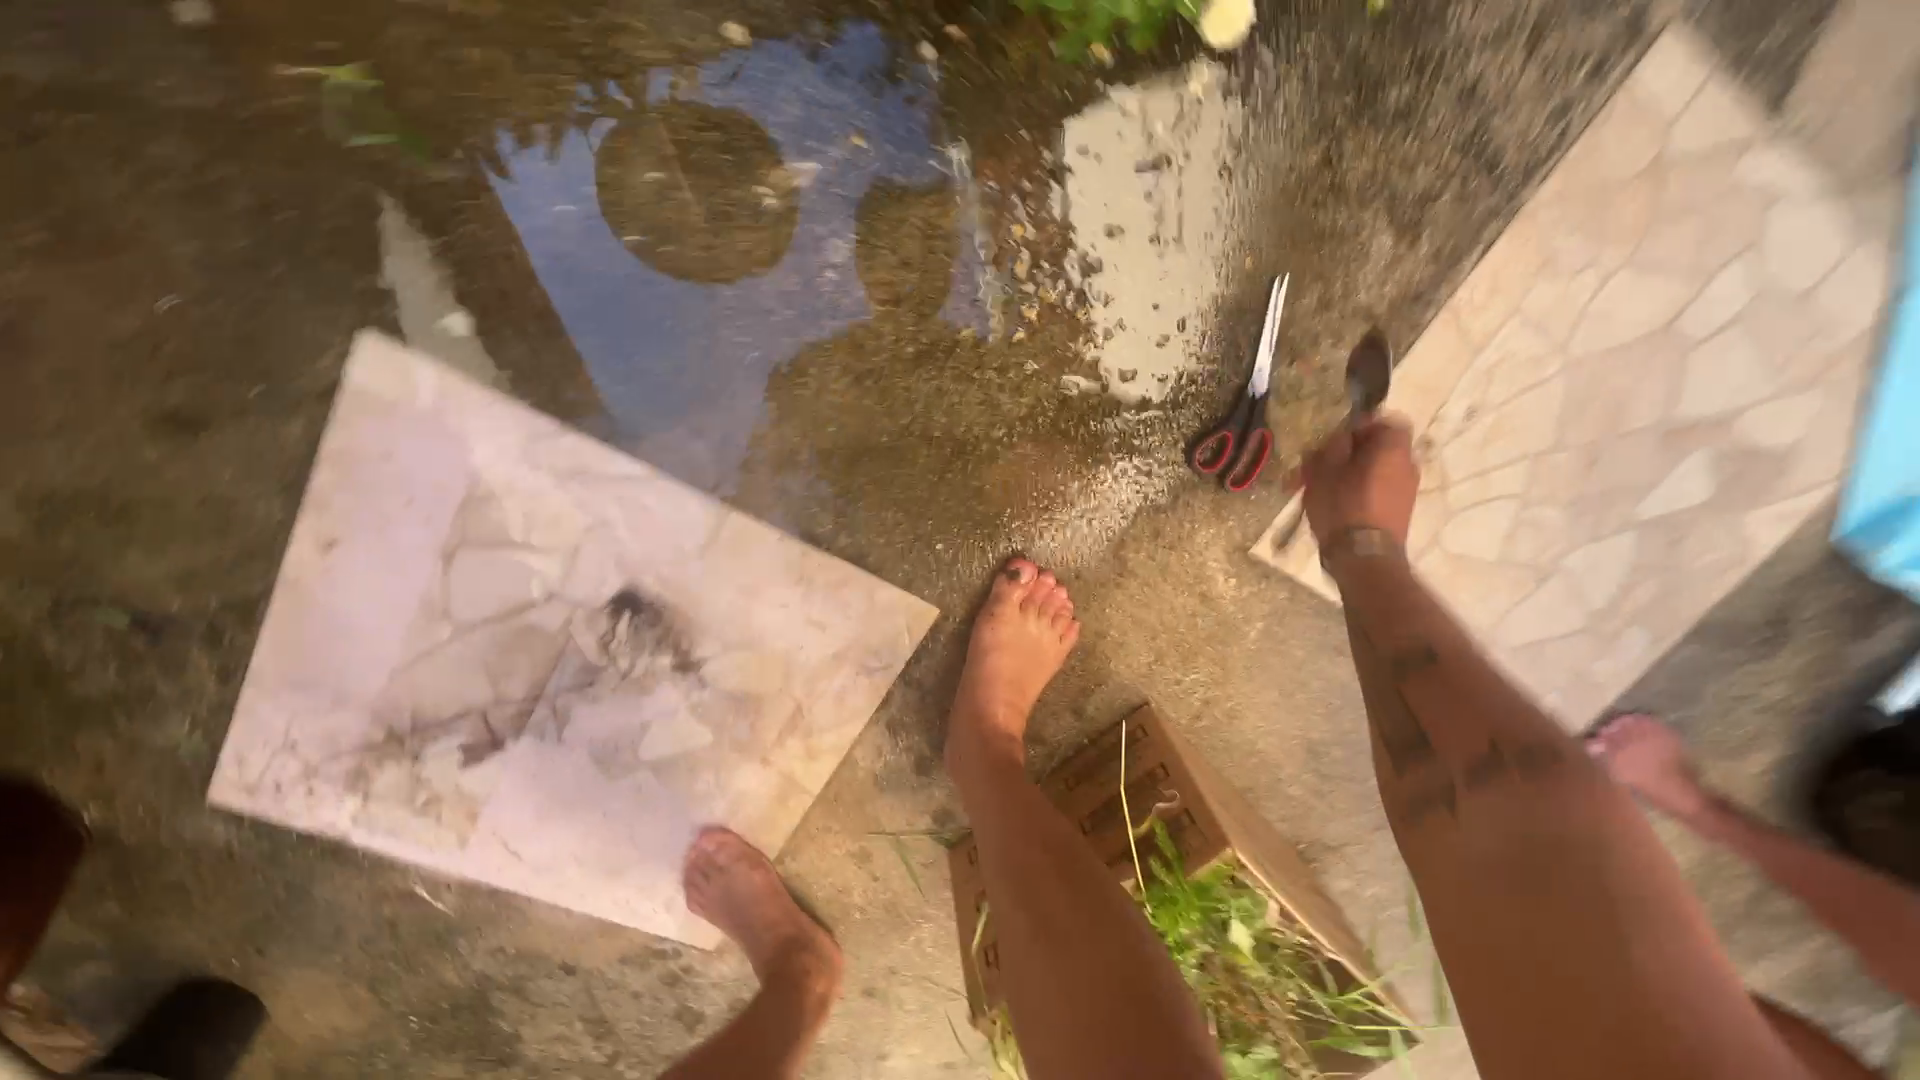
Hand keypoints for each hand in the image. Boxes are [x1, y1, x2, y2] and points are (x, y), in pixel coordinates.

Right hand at [1302, 415, 1418, 545]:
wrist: (1364, 556)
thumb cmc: (1342, 507)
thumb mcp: (1324, 471)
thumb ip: (1334, 447)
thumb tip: (1343, 437)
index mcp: (1393, 449)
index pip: (1386, 423)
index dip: (1361, 427)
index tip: (1336, 439)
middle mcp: (1408, 465)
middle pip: (1380, 448)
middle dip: (1350, 453)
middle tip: (1322, 465)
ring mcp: (1407, 490)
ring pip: (1377, 470)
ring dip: (1352, 473)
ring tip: (1324, 487)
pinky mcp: (1401, 511)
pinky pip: (1379, 489)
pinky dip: (1360, 490)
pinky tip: (1338, 504)